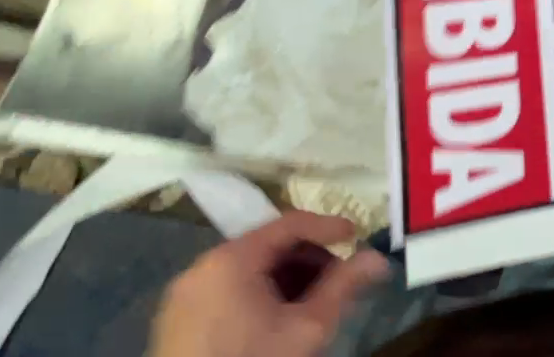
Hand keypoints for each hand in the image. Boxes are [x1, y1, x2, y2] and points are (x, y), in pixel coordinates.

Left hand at [149, 210, 390, 356]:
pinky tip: (278, 321)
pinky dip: (258, 295)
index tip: (357, 236)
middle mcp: (202, 267)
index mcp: (232, 259)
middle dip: (308, 259)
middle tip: (337, 279)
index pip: (290, 224)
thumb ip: (344, 286)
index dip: (328, 228)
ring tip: (311, 303)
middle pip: (268, 245)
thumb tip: (378, 259)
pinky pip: (228, 291)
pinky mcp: (175, 323)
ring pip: (248, 269)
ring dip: (285, 278)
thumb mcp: (306, 329)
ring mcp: (184, 296)